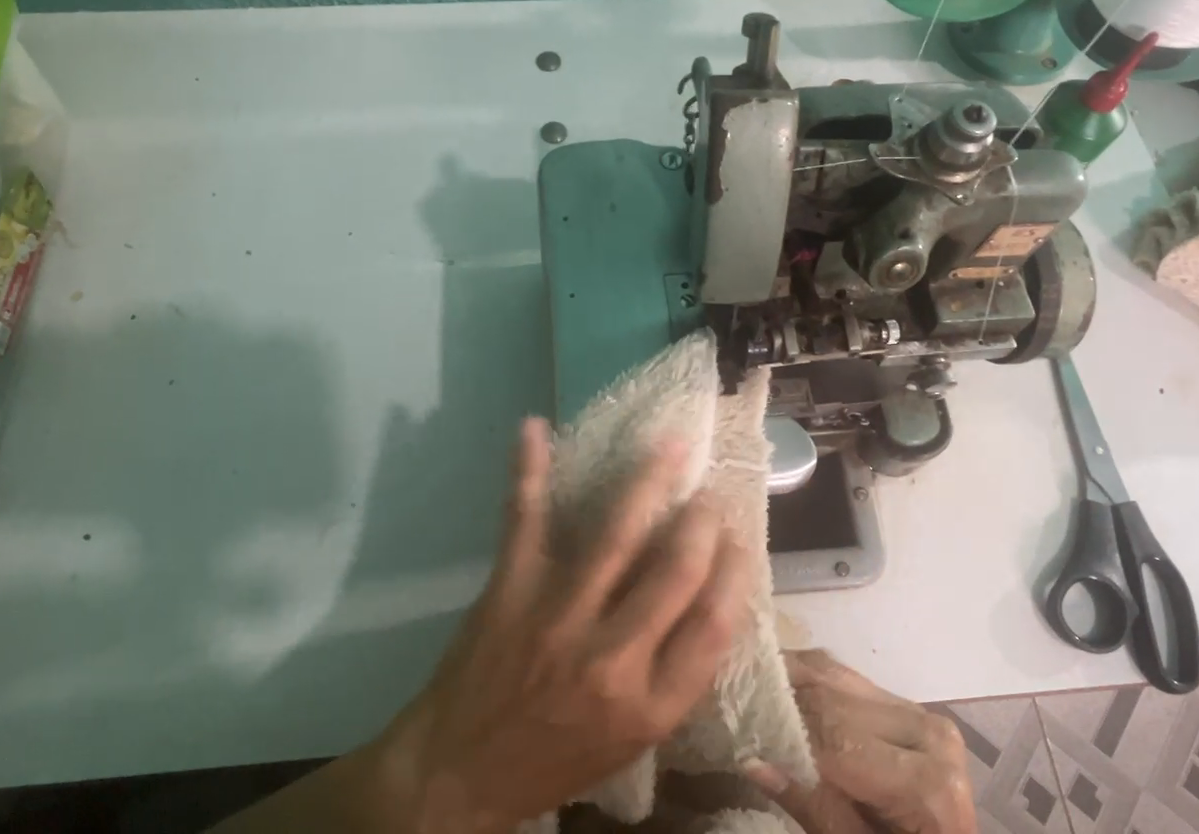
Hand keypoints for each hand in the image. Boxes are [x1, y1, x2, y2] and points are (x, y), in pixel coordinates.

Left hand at [362, 417, 752, 832]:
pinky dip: (528, 470)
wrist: (458, 771)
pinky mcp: (510, 589)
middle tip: (709, 494)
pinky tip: (534, 427)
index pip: (715, 622)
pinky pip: (526, 519)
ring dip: (648, 479)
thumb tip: (711, 598)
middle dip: (701, 521)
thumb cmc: (557, 758)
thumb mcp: (635, 740)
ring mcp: (557, 616)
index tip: (740, 540)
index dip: (735, 571)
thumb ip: (676, 674)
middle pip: (674, 569)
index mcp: (650, 703)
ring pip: (616, 533)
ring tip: (669, 445)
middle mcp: (611, 657)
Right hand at [750, 650, 975, 833]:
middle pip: (832, 699)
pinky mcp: (907, 706)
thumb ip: (812, 807)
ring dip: (786, 677)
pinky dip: (807, 677)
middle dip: (778, 701)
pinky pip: (847, 678)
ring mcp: (920, 713)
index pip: (835, 738)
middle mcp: (929, 733)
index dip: (780, 729)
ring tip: (744, 683)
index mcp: (925, 784)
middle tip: (729, 698)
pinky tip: (775, 681)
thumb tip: (751, 760)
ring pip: (836, 675)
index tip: (733, 723)